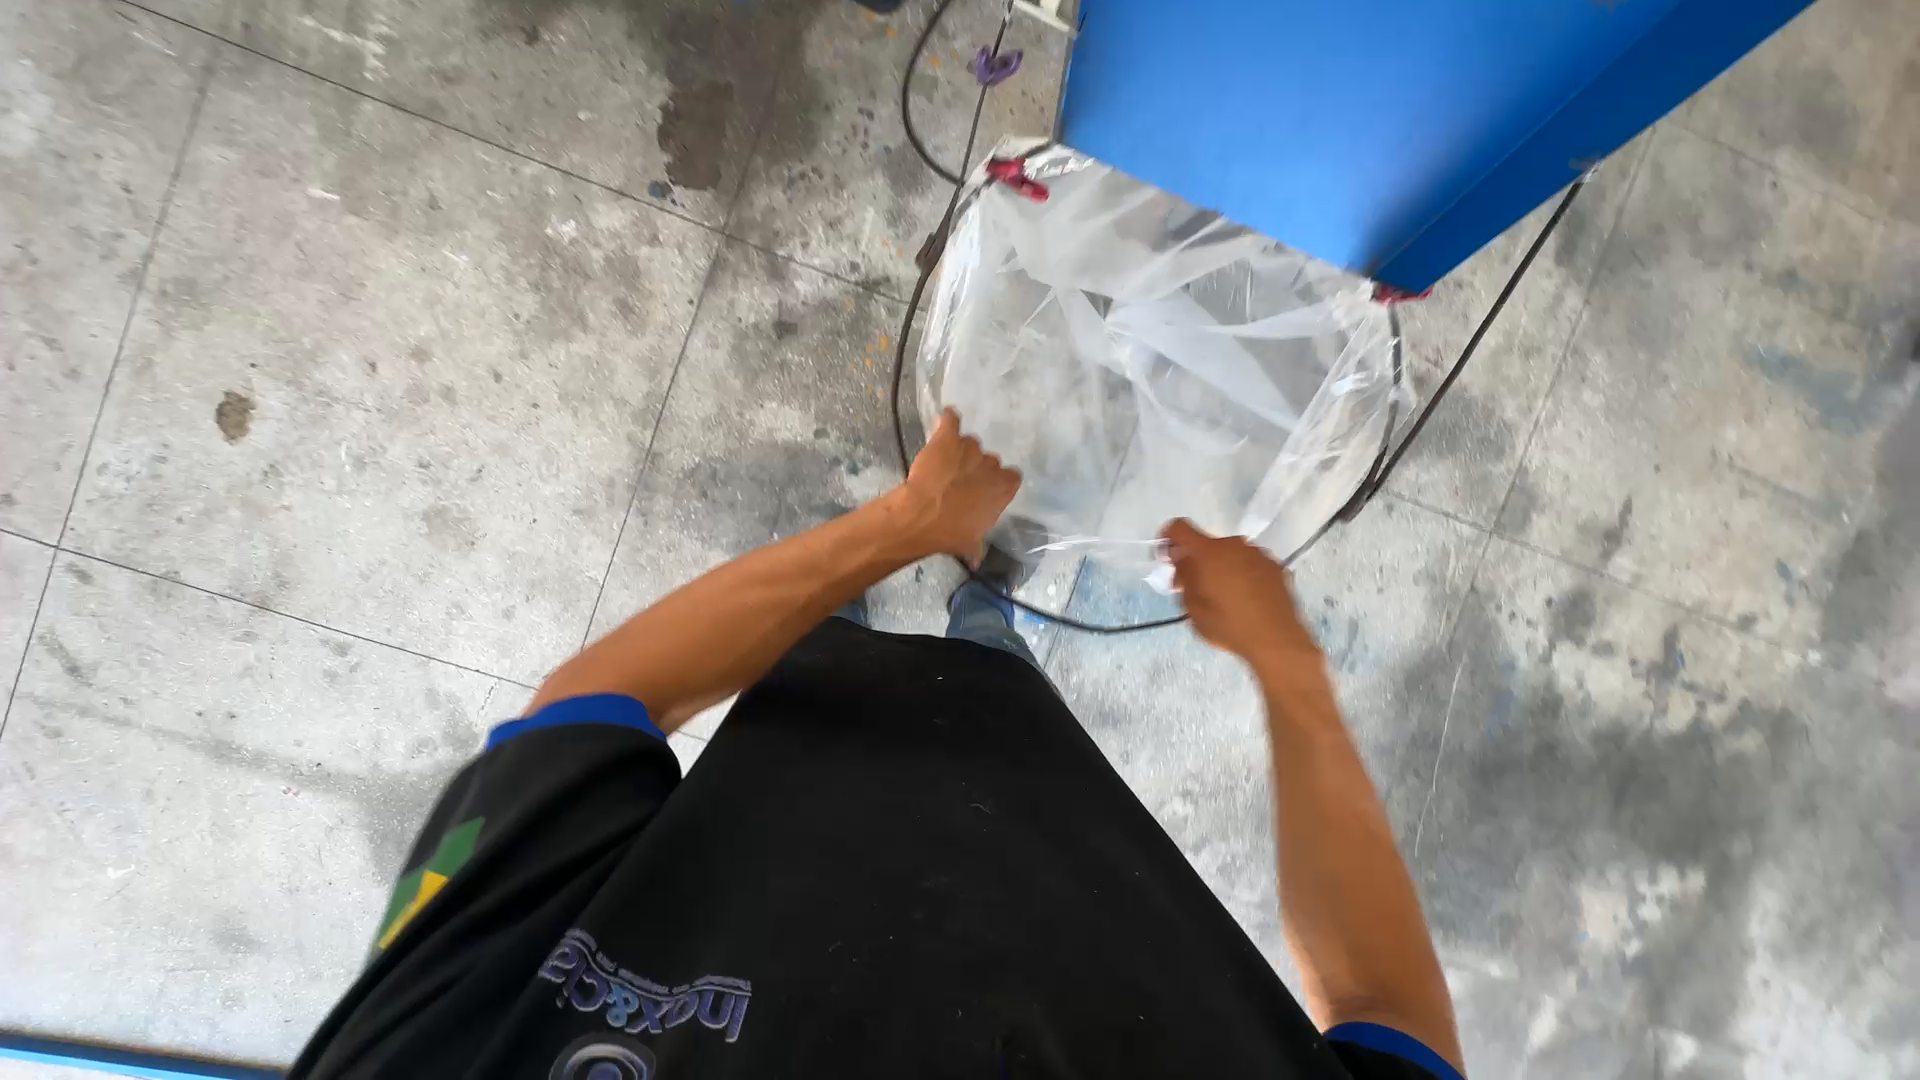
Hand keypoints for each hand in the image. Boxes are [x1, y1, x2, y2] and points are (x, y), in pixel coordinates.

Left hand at [898, 408, 1021, 563]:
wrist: (924, 517)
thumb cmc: (951, 534)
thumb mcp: (970, 544)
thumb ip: (976, 546)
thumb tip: (975, 561)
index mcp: (1003, 488)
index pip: (1011, 477)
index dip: (996, 482)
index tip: (983, 489)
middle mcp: (992, 464)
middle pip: (988, 460)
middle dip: (975, 467)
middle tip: (958, 481)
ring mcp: (970, 448)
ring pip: (969, 444)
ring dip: (959, 451)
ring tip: (943, 464)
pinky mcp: (948, 437)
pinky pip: (950, 420)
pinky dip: (947, 420)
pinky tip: (942, 422)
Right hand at [1161, 519, 1322, 673]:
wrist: (1277, 639)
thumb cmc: (1228, 626)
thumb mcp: (1192, 607)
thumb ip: (1183, 576)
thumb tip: (1181, 559)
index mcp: (1208, 552)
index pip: (1179, 528)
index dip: (1167, 537)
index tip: (1166, 557)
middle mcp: (1234, 545)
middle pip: (1206, 544)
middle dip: (1196, 560)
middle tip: (1194, 587)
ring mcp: (1258, 553)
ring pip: (1230, 554)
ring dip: (1221, 567)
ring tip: (1224, 596)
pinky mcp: (1276, 566)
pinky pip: (1249, 563)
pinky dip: (1242, 574)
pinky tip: (1246, 598)